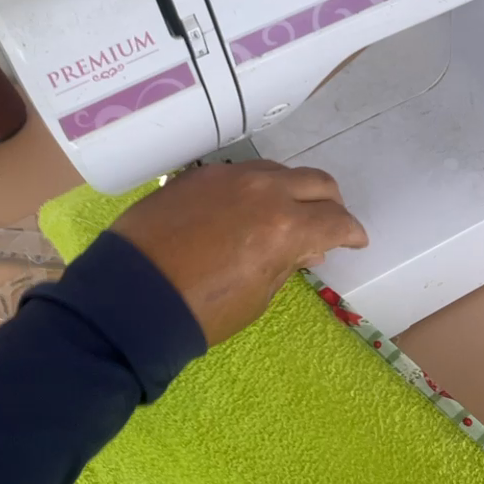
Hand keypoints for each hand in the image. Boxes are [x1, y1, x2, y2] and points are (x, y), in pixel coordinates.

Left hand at [111, 160, 367, 344]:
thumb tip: (305, 247)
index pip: (336, 222)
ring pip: (279, 171)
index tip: (355, 240)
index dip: (352, 233)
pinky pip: (242, 172)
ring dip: (292, 190)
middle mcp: (264, 191)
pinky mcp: (200, 174)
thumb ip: (287, 263)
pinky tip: (246, 208)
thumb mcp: (257, 297)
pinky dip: (256, 188)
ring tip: (285, 213)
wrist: (128, 298)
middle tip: (327, 223)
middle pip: (317, 182)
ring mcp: (230, 176)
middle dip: (330, 203)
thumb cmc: (199, 312)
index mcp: (285, 227)